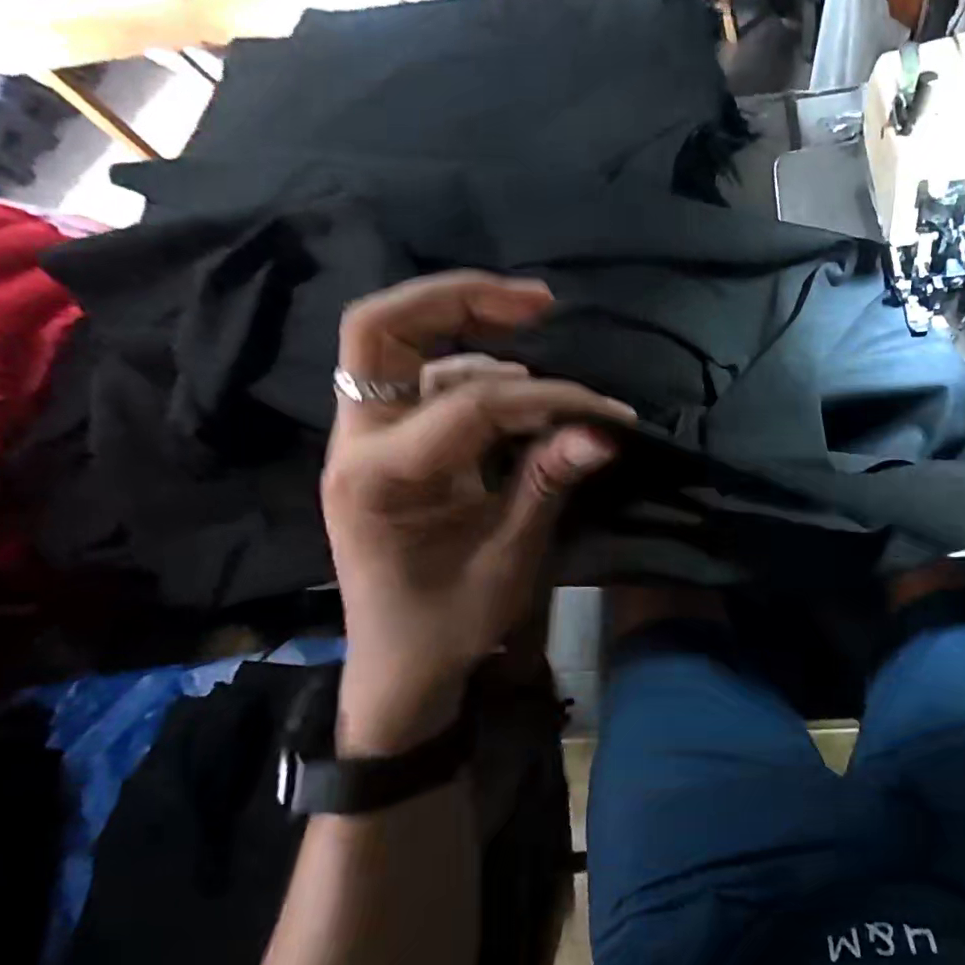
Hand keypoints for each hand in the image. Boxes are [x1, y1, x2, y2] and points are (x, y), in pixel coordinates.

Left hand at [324, 271, 634, 755]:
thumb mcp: (510, 558)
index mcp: (381, 478)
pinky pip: (424, 381)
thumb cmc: (450, 621)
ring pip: (401, 348)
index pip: (470, 404)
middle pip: (381, 330)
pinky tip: (519, 380)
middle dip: (460, 300)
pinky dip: (474, 367)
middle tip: (537, 299)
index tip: (606, 410)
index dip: (548, 399)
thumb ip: (549, 483)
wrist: (400, 664)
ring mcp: (366, 438)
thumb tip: (606, 431)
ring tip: (538, 329)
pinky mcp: (389, 442)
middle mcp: (358, 442)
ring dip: (471, 329)